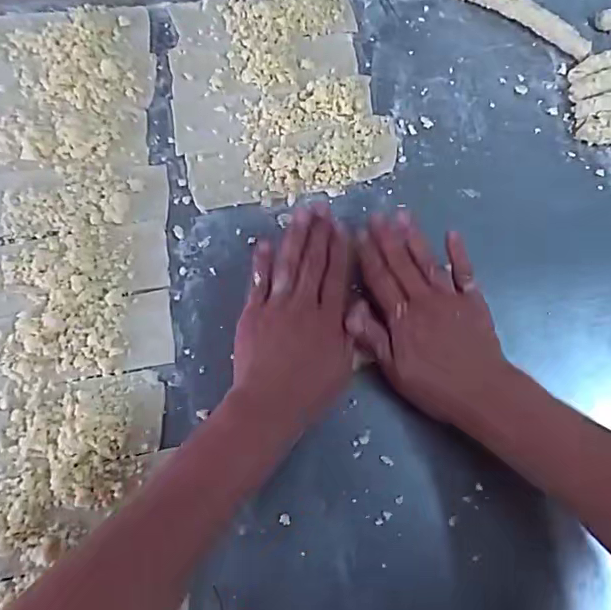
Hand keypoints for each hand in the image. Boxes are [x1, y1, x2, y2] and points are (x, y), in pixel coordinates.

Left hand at [227, 202, 356, 430]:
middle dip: (319, 233)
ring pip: (288, 264)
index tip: (342, 227)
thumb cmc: (309, 392)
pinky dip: (261, 261)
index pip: (336, 276)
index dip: (339, 250)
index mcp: (329, 319)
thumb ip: (351, 335)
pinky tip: (265, 242)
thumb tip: (357, 307)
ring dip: (295, 237)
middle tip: (322, 208)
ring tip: (301, 215)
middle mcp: (304, 305)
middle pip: (313, 263)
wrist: (268, 402)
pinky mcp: (253, 312)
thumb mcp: (342, 368)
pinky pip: (259, 281)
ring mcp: (276, 305)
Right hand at [346, 210, 522, 432]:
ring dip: (414, 238)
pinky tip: (451, 234)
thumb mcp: (395, 370)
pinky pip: (464, 272)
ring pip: (427, 262)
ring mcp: (449, 298)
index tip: (358, 233)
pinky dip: (458, 252)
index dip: (367, 256)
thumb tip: (351, 309)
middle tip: (376, 215)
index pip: (380, 280)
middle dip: (387, 238)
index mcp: (402, 317)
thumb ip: (373, 338)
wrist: (484, 393)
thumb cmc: (435, 387)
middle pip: (401, 264)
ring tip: (403, 215)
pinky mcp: (473, 301)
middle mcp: (423, 300)